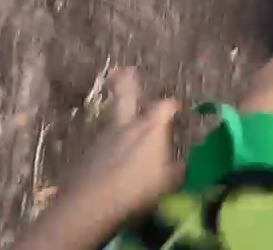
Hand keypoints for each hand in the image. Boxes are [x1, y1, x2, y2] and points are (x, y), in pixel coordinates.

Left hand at [64, 68, 181, 210]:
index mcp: (151, 126)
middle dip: (128, 82)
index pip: (165, 106)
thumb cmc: (137, 187)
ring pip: (113, 119)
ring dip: (118, 117)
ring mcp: (105, 136)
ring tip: (123, 122)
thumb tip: (184, 165)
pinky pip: (102, 142)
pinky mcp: (88, 153)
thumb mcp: (167, 182)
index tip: (177, 109)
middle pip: (127, 95)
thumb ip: (177, 171)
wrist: (91, 202)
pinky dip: (108, 144)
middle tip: (126, 70)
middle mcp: (128, 124)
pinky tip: (110, 156)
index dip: (172, 106)